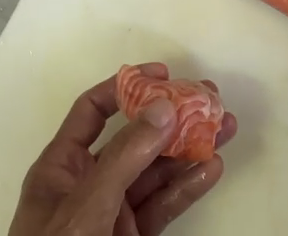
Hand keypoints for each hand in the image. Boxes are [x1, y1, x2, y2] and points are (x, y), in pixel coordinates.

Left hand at [9, 63, 237, 235]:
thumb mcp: (86, 205)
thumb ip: (124, 157)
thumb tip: (163, 106)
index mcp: (61, 167)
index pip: (93, 111)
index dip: (126, 88)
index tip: (164, 75)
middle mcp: (88, 184)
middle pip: (134, 137)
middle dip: (172, 117)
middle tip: (210, 98)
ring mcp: (112, 213)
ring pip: (156, 172)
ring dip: (190, 149)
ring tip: (226, 127)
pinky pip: (163, 207)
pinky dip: (188, 188)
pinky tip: (212, 169)